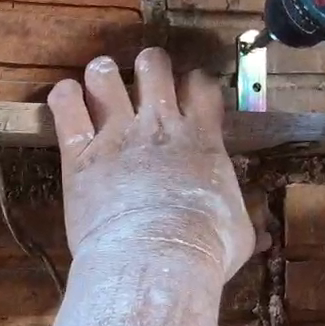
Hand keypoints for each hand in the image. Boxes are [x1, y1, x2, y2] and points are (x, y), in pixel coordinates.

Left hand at [47, 48, 257, 281]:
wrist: (156, 259)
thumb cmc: (206, 250)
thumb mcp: (239, 234)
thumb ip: (242, 219)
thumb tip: (260, 235)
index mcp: (201, 139)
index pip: (201, 87)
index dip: (196, 83)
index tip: (191, 92)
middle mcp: (159, 126)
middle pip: (154, 66)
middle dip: (149, 66)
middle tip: (145, 81)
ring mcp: (117, 135)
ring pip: (105, 76)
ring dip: (103, 75)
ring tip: (101, 83)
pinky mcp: (79, 154)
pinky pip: (66, 107)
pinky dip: (65, 98)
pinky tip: (67, 99)